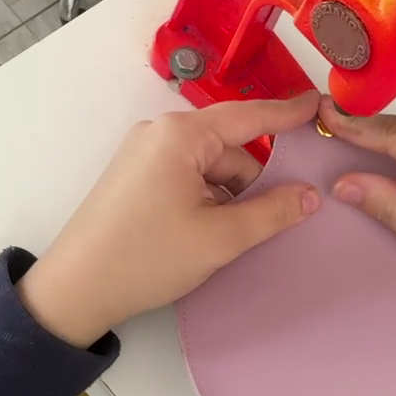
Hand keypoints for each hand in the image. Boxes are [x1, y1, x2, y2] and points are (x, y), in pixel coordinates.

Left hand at [19, 95, 322, 345]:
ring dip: (228, 197)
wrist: (76, 289)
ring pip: (209, 168)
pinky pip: (186, 178)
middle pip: (229, 148)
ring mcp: (143, 155)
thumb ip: (272, 212)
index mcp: (180, 135)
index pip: (249, 116)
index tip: (318, 105)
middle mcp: (160, 134)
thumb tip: (310, 194)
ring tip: (230, 239)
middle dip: (253, 181)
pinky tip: (208, 233)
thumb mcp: (220, 238)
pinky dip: (206, 200)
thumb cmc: (147, 257)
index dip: (287, 113)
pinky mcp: (135, 178)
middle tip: (275, 219)